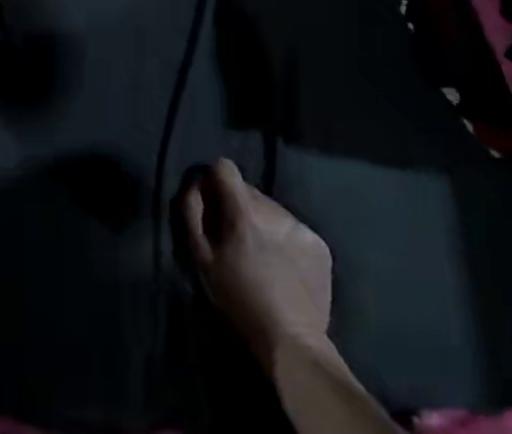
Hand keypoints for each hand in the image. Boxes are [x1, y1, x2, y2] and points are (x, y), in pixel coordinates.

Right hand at [180, 159, 333, 360]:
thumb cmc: (238, 303)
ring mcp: (300, 227)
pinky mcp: (319, 244)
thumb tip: (195, 183)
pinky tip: (284, 267)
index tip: (213, 201)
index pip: (226, 168)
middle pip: (249, 190)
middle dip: (239, 206)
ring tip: (262, 256)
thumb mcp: (202, 261)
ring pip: (272, 209)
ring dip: (262, 222)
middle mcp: (275, 212)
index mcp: (244, 214)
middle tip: (236, 239)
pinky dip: (284, 239)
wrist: (292, 342)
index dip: (215, 181)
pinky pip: (293, 228)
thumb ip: (192, 214)